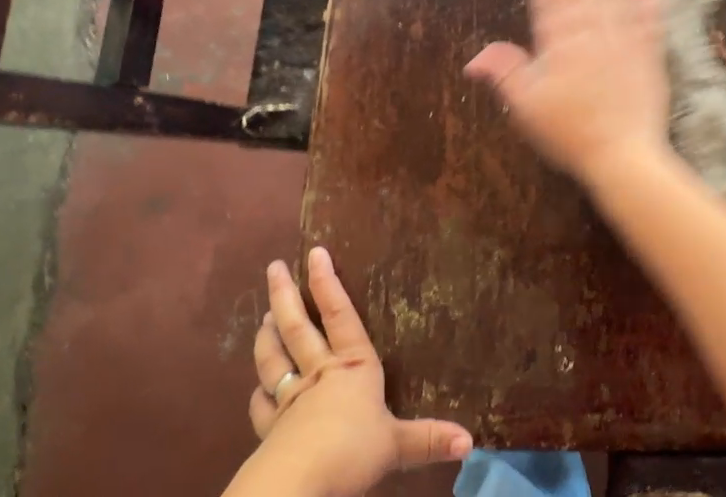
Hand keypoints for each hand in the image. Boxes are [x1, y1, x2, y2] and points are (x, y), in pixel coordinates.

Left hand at [230, 248, 470, 496]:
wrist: (297, 483)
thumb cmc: (352, 449)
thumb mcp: (398, 444)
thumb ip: (429, 439)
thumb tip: (470, 441)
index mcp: (353, 367)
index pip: (339, 314)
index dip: (327, 282)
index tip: (315, 252)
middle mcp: (319, 374)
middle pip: (298, 328)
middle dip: (286, 296)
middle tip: (274, 267)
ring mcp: (291, 401)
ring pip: (275, 359)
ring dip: (268, 337)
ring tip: (263, 316)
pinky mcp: (271, 430)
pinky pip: (262, 406)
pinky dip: (258, 395)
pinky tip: (255, 390)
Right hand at [464, 0, 671, 182]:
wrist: (621, 154)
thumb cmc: (570, 132)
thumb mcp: (527, 106)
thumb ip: (505, 74)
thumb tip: (473, 57)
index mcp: (559, 46)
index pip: (551, 3)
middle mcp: (591, 36)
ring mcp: (622, 41)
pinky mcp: (649, 52)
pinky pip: (651, 18)